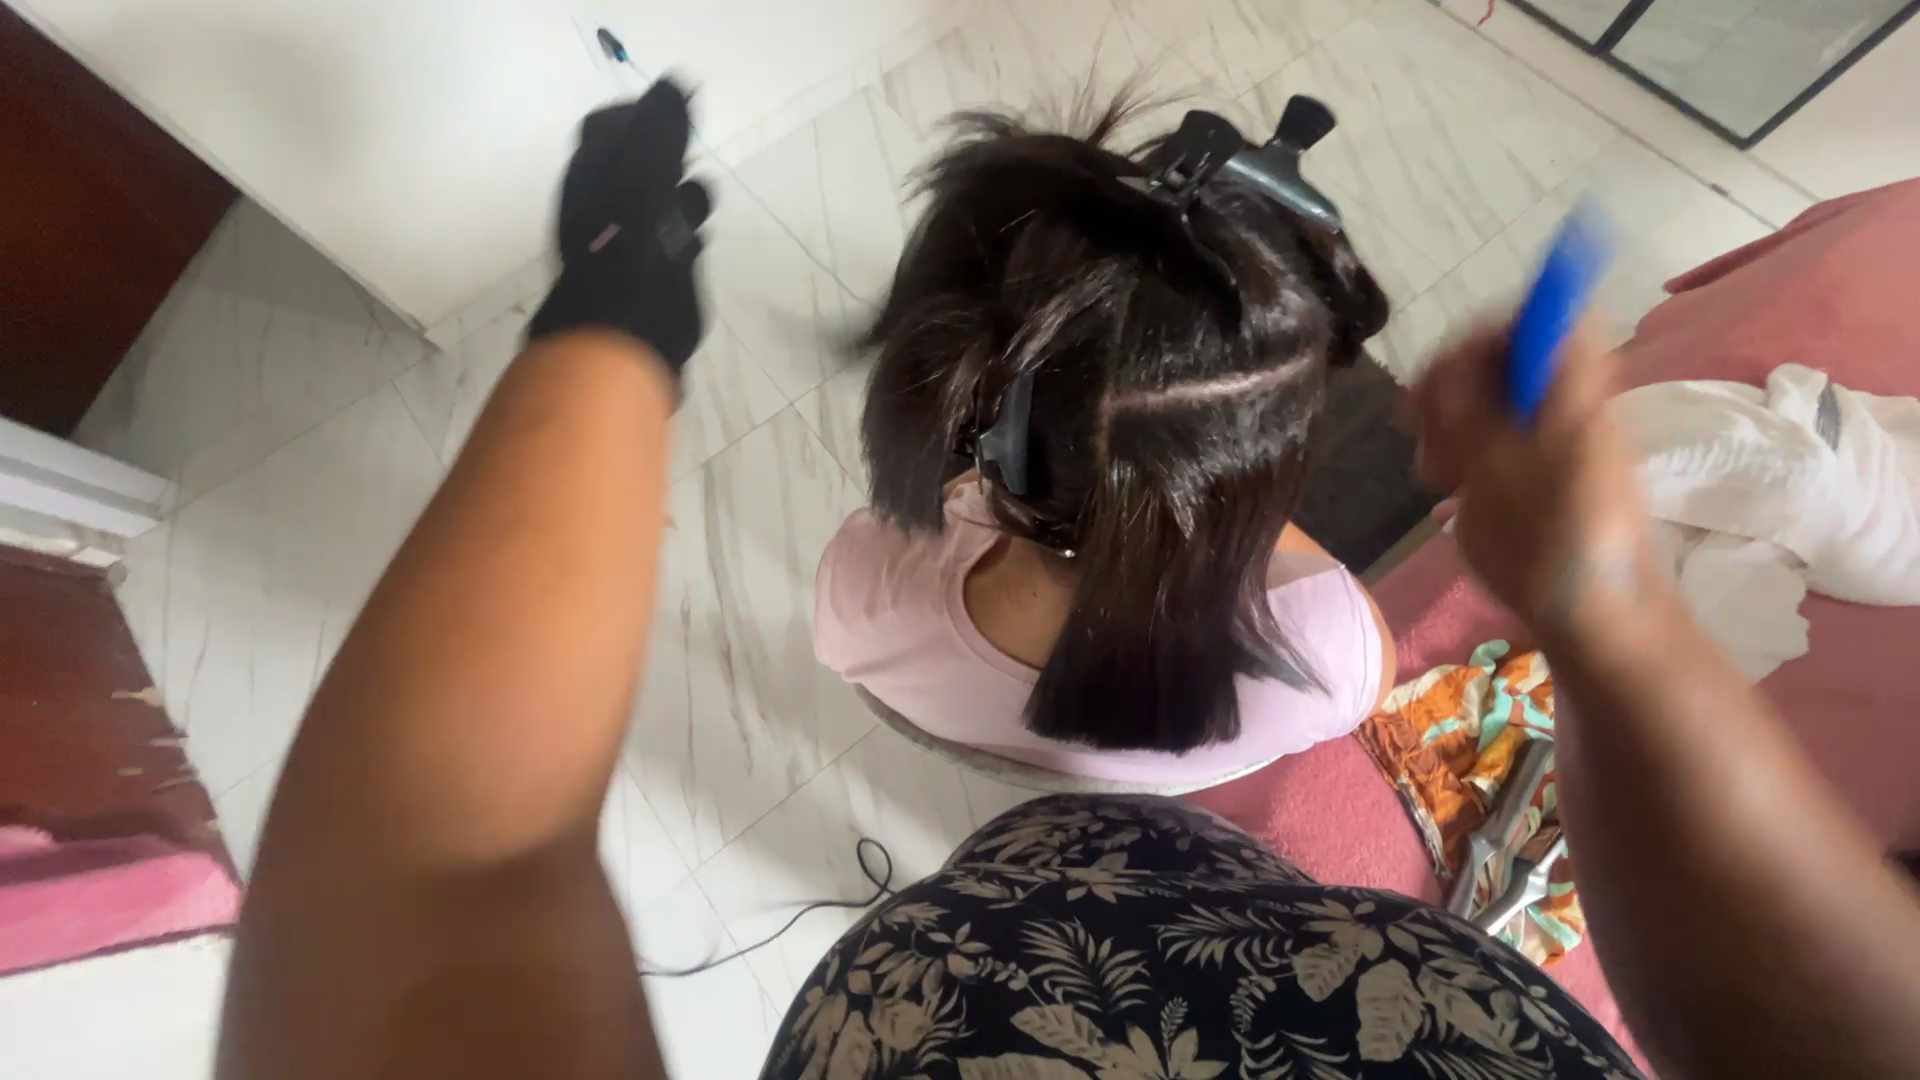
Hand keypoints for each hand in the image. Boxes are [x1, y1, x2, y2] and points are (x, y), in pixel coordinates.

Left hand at [529, 79, 712, 377]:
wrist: (626, 336)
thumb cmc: (629, 259)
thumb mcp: (641, 184)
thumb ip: (658, 137)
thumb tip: (677, 85)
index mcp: (593, 184)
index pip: (606, 134)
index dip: (637, 118)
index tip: (673, 113)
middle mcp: (607, 212)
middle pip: (633, 169)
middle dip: (664, 157)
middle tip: (691, 148)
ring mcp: (631, 248)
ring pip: (655, 208)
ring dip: (679, 195)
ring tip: (703, 193)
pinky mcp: (654, 278)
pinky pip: (668, 245)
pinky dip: (684, 232)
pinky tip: (700, 234)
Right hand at [1410, 323, 1660, 638]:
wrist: (1585, 610)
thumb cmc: (1562, 552)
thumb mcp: (1518, 485)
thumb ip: (1482, 422)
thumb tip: (1453, 367)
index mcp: (1574, 399)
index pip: (1547, 320)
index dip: (1495, 328)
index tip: (1451, 375)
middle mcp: (1553, 404)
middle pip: (1493, 350)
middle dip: (1447, 382)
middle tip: (1426, 428)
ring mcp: (1526, 432)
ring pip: (1466, 390)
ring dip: (1435, 419)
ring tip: (1439, 468)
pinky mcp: (1502, 460)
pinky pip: (1460, 427)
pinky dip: (1438, 444)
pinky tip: (1442, 481)